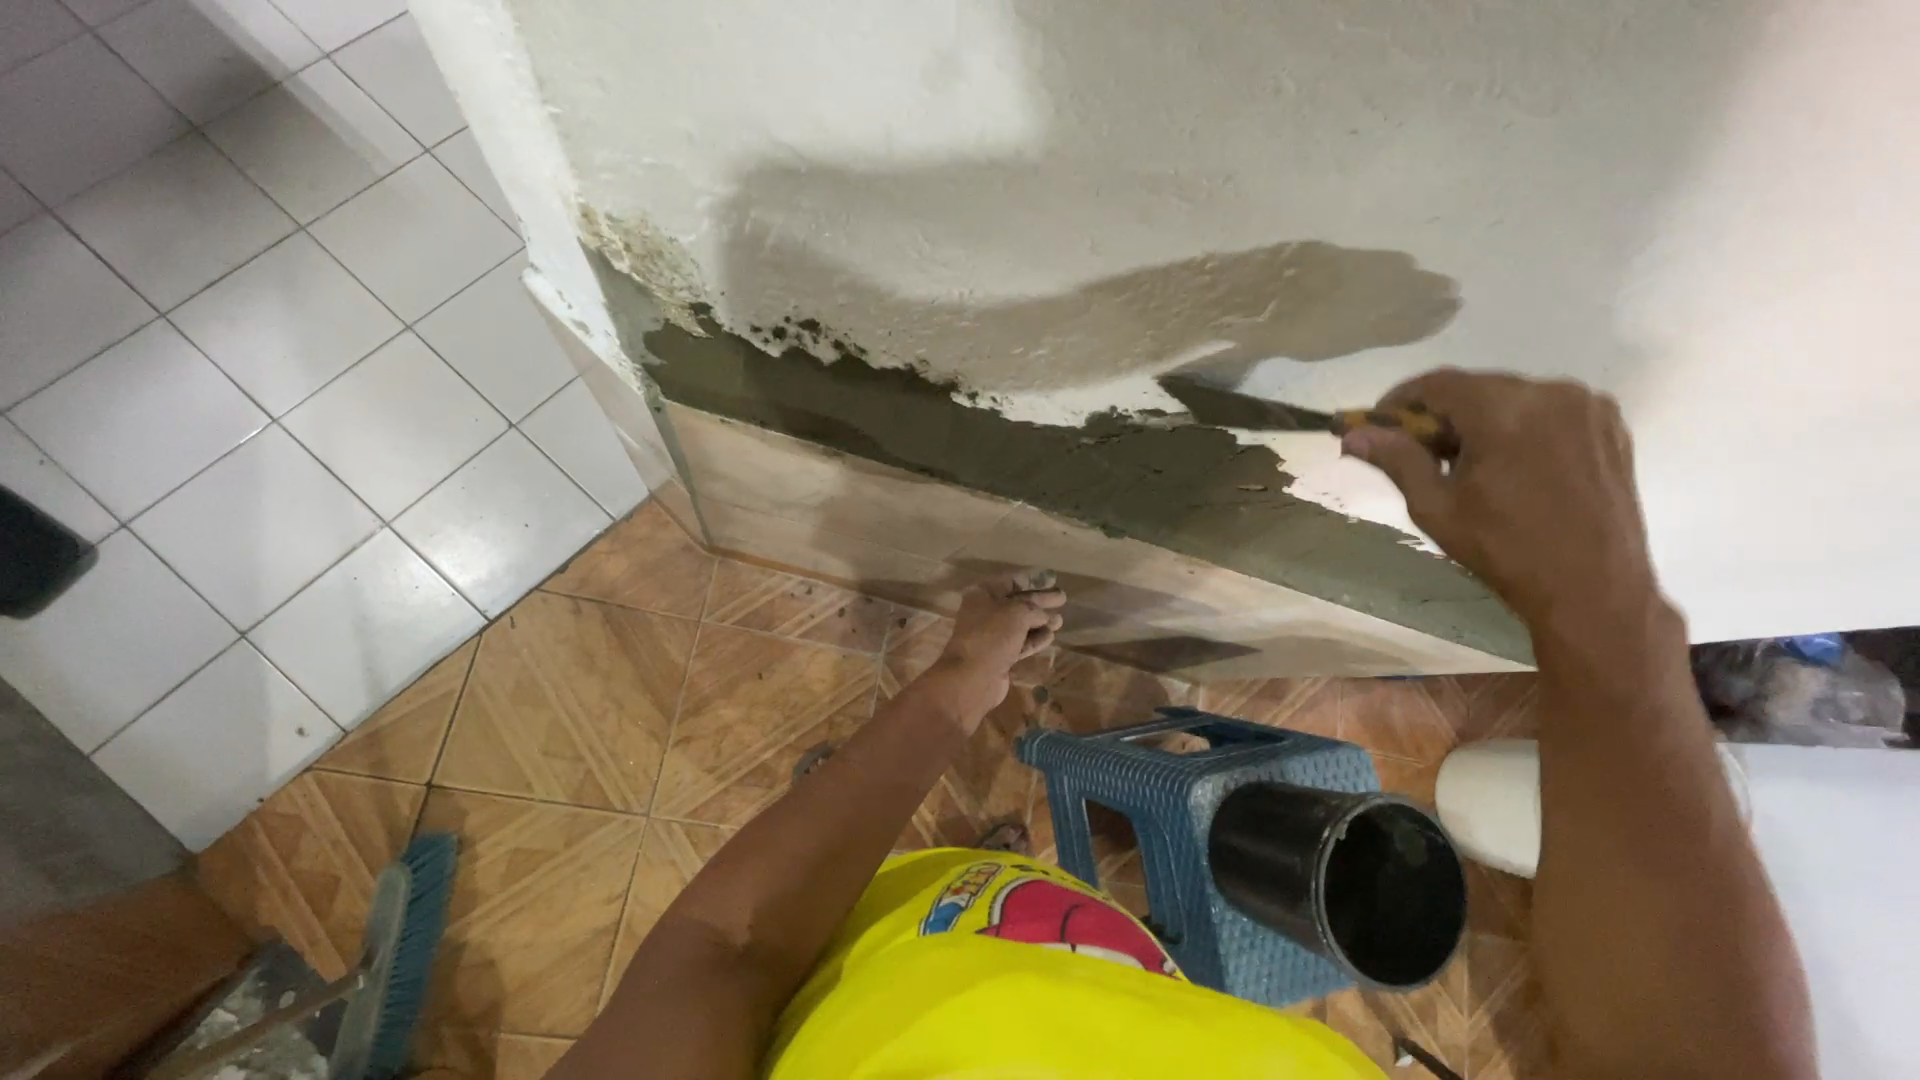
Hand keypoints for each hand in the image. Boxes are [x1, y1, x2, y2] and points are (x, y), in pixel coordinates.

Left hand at [923, 580, 1065, 725]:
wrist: (972, 677)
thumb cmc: (992, 635)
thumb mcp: (1017, 613)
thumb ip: (1034, 609)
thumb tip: (1044, 616)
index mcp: (983, 594)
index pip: (1011, 581)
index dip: (1033, 579)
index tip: (1053, 579)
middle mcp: (985, 612)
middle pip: (1018, 603)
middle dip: (1041, 601)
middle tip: (1062, 598)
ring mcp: (991, 636)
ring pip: (1020, 625)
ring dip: (1040, 621)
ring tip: (1060, 621)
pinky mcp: (999, 657)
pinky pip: (1020, 643)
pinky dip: (1035, 639)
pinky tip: (1051, 636)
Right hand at [1341, 370, 1658, 631]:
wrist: (1593, 587)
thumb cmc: (1503, 549)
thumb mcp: (1435, 507)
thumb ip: (1397, 460)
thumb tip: (1353, 436)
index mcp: (1505, 412)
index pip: (1437, 384)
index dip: (1400, 401)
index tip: (1378, 427)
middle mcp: (1551, 393)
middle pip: (1476, 388)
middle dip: (1441, 415)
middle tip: (1417, 453)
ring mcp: (1587, 407)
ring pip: (1512, 398)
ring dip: (1480, 421)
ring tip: (1466, 465)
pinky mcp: (1609, 425)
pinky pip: (1548, 411)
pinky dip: (1519, 427)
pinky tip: (1509, 466)